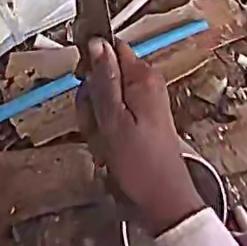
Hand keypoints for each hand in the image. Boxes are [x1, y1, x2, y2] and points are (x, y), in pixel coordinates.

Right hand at [77, 37, 205, 234]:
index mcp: (142, 77)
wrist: (164, 203)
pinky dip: (104, 128)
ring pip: (104, 95)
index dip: (91, 61)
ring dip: (95, 118)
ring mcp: (144, 102)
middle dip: (91, 98)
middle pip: (104, 73)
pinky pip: (112, 113)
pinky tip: (107, 147)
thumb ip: (103, 79)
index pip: (110, 47)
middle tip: (94, 122)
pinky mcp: (141, 118)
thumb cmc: (140, 163)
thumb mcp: (113, 119)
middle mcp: (146, 84)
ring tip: (102, 140)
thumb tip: (96, 43)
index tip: (82, 83)